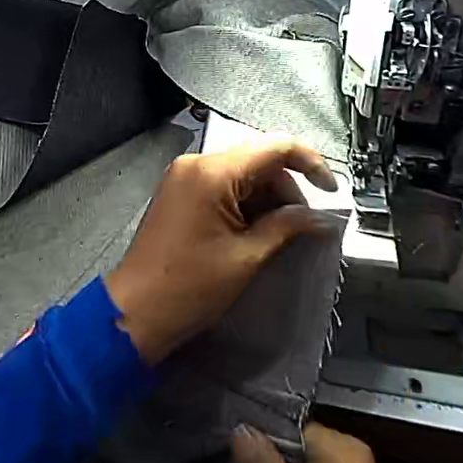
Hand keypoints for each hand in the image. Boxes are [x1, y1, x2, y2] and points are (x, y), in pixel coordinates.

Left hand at [103, 137, 336, 363]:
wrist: (133, 314)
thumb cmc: (189, 287)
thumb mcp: (247, 257)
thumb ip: (287, 226)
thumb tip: (320, 217)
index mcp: (213, 173)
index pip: (275, 147)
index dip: (311, 163)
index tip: (330, 190)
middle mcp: (197, 163)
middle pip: (259, 160)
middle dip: (287, 189)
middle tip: (304, 225)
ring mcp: (185, 176)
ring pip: (243, 173)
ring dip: (268, 198)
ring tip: (281, 233)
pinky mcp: (180, 192)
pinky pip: (224, 185)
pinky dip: (246, 203)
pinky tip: (257, 230)